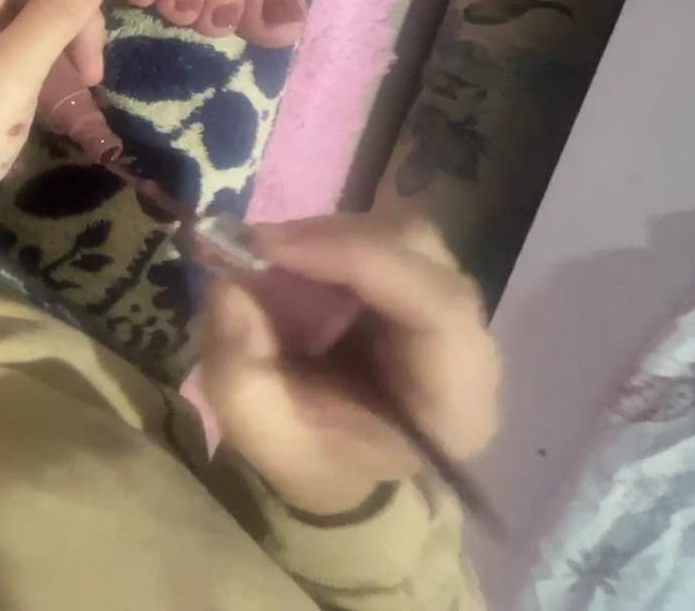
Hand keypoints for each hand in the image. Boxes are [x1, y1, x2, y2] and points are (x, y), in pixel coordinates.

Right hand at [199, 214, 500, 512]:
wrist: (328, 460)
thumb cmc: (305, 450)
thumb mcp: (258, 425)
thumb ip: (240, 368)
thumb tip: (229, 289)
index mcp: (452, 401)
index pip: (435, 306)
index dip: (354, 259)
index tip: (266, 247)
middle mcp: (465, 348)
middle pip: (422, 255)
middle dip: (331, 238)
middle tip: (254, 245)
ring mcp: (442, 312)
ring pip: (400, 237)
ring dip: (324, 234)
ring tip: (264, 253)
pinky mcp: (411, 289)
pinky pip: (378, 239)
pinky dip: (323, 238)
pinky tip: (282, 257)